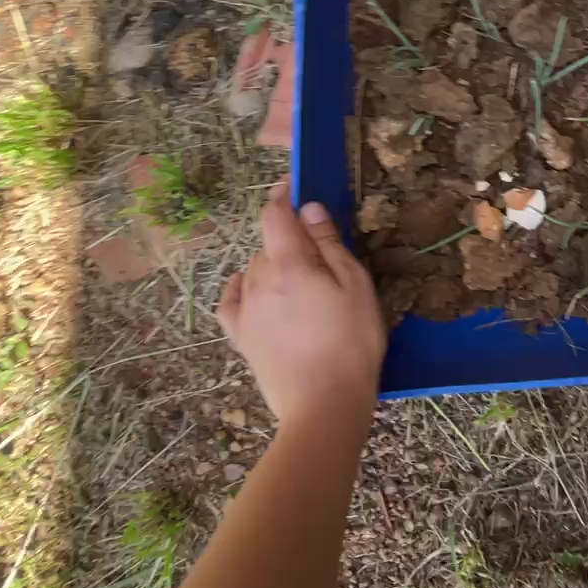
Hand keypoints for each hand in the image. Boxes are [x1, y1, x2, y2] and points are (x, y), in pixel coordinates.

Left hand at [218, 184, 385, 429]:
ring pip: (255, 269)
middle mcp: (258, 280)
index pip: (275, 215)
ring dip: (275, 263)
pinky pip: (233, 299)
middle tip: (322, 249)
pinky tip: (252, 287)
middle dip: (290, 237)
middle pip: (269, 243)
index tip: (294, 184)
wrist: (324, 403)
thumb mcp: (354, 285)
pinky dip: (241, 286)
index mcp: (289, 263)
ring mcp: (246, 310)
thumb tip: (309, 209)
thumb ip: (329, 244)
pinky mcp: (240, 336)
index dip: (282, 195)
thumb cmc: (351, 339)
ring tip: (305, 280)